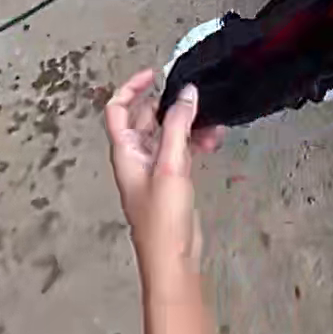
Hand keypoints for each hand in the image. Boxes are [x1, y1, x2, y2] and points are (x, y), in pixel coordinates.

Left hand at [104, 69, 224, 278]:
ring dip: (188, 123)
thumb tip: (186, 92)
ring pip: (168, 132)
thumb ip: (177, 125)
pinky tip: (214, 141)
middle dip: (169, 105)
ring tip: (213, 125)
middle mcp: (136, 157)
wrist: (173, 259)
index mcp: (125, 152)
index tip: (156, 74)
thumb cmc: (163, 216)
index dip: (132, 88)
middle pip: (146, 118)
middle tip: (193, 95)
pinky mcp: (172, 178)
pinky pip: (181, 148)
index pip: (118, 109)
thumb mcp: (171, 164)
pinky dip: (195, 140)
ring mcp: (154, 168)